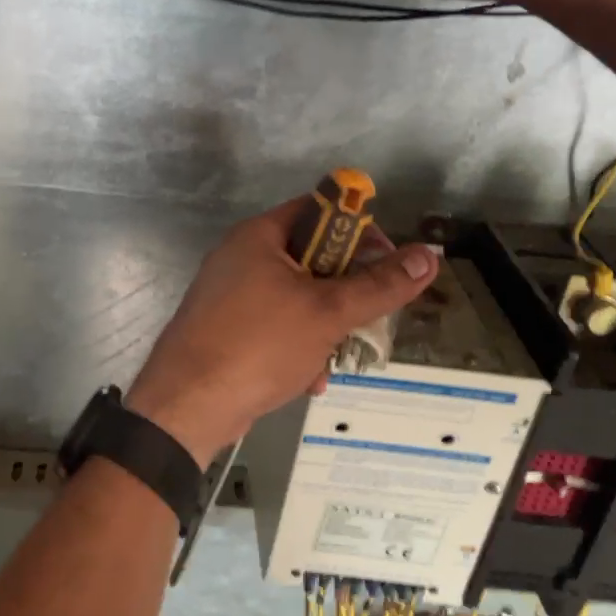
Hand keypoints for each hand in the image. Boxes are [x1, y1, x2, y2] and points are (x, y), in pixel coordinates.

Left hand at [123, 200, 438, 464]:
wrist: (188, 404)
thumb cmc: (257, 344)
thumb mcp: (327, 312)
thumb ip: (379, 285)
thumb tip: (428, 255)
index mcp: (259, 235)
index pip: (318, 210)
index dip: (358, 231)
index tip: (388, 264)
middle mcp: (241, 256)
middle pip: (311, 258)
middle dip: (344, 294)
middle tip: (365, 320)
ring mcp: (230, 293)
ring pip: (297, 298)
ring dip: (323, 329)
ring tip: (331, 360)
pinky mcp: (226, 328)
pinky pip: (275, 326)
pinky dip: (297, 348)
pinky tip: (307, 381)